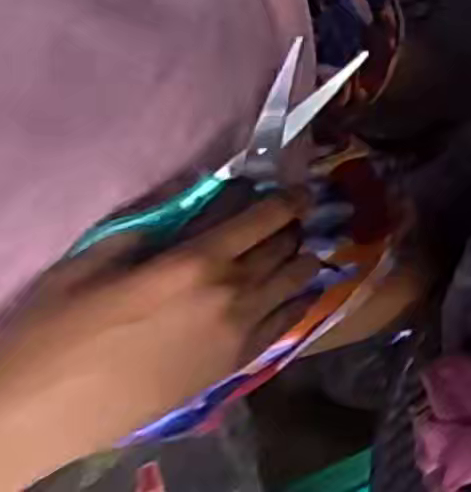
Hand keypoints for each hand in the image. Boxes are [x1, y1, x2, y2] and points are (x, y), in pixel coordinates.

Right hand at [0, 198, 322, 488]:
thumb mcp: (87, 269)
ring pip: (302, 271)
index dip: (291, 197)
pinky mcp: (243, 356)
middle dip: (288, 226)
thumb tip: (201, 191)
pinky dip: (301, 294)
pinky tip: (289, 291)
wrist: (23, 421)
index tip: (296, 192)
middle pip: (290, 240)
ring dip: (297, 257)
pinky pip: (298, 313)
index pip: (272, 213)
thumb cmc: (46, 338)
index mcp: (197, 261)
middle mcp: (234, 287)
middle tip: (275, 227)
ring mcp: (245, 323)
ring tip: (280, 258)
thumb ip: (152, 225)